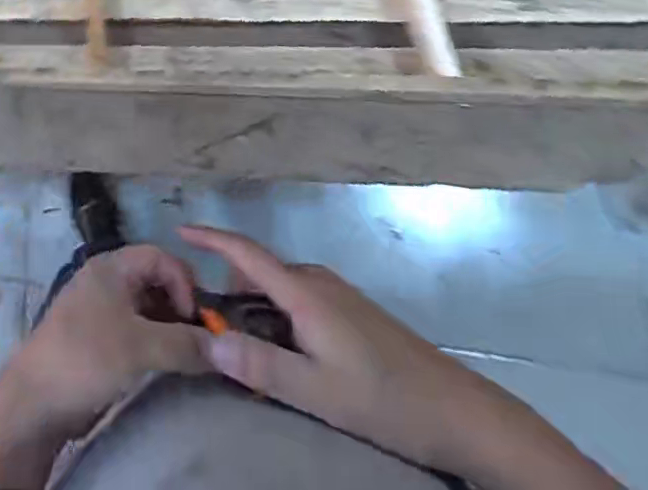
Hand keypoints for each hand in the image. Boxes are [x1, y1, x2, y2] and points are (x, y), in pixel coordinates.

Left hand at [5, 245, 212, 435]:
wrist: (37, 398)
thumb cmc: (87, 357)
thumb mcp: (141, 347)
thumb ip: (186, 344)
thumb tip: (228, 349)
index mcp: (110, 268)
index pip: (159, 256)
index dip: (183, 281)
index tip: (194, 318)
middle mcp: (104, 281)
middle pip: (154, 280)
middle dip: (180, 307)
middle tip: (199, 341)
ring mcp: (99, 309)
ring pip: (146, 308)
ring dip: (170, 328)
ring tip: (189, 358)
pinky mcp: (98, 337)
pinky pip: (135, 329)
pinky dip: (155, 342)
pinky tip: (168, 366)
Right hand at [179, 226, 619, 489]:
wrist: (469, 417)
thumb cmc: (389, 401)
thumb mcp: (319, 392)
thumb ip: (261, 365)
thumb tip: (207, 343)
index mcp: (305, 293)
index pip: (246, 252)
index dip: (210, 238)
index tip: (179, 231)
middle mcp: (318, 283)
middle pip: (258, 273)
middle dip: (229, 293)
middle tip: (214, 333)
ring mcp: (339, 295)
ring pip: (278, 289)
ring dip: (255, 309)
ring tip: (251, 352)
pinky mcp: (352, 312)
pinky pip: (298, 300)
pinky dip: (278, 315)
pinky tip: (288, 354)